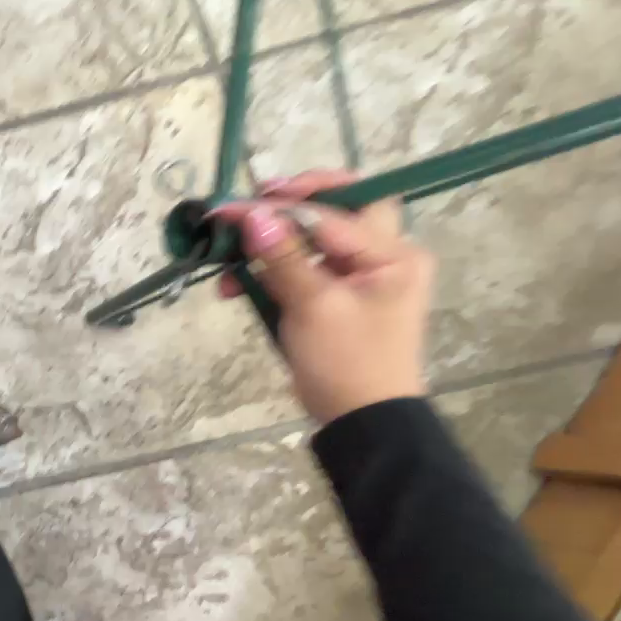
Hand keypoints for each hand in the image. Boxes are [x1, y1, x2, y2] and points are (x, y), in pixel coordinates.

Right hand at [212, 170, 433, 425]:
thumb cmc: (346, 361)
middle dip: (293, 204)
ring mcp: (356, 278)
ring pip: (311, 240)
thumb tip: (253, 215)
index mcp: (392, 255)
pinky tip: (236, 286)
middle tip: (253, 204)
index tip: (230, 209)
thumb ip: (284, 257)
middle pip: (338, 210)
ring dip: (269, 244)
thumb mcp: (314, 307)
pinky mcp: (331, 297)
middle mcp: (381, 257)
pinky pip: (298, 269)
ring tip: (228, 260)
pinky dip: (266, 272)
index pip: (333, 214)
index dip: (280, 208)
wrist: (359, 417)